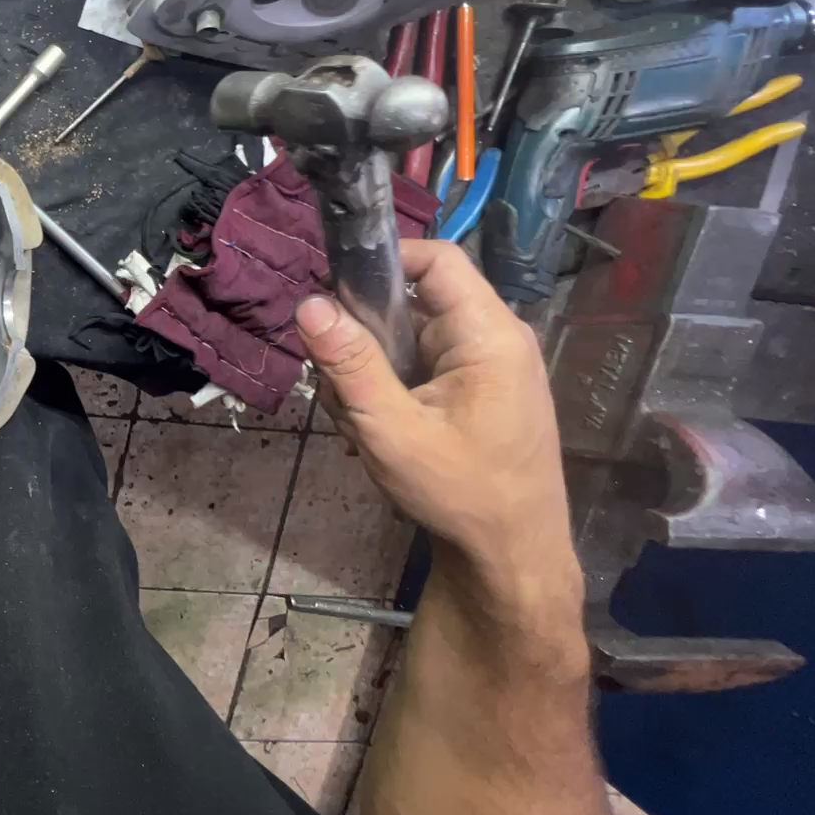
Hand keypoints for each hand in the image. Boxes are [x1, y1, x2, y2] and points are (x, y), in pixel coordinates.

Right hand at [295, 240, 578, 594]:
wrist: (507, 556)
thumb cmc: (459, 491)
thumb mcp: (390, 428)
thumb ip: (349, 363)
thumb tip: (308, 303)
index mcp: (487, 336)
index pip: (436, 260)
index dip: (381, 259)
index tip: (328, 291)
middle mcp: (489, 340)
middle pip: (406, 304)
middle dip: (358, 339)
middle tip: (337, 387)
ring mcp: (479, 367)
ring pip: (399, 340)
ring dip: (364, 374)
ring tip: (360, 423)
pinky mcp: (467, 390)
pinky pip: (409, 368)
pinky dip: (380, 391)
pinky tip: (374, 431)